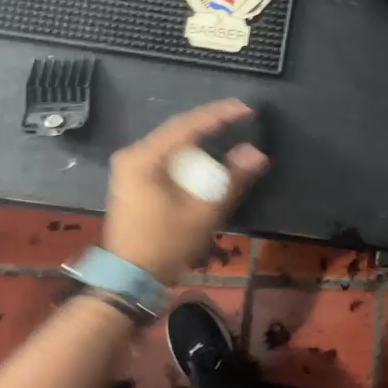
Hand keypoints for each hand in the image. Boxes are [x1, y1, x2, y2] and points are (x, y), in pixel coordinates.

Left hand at [104, 99, 268, 283]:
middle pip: (177, 131)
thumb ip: (231, 179)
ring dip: (200, 141)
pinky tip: (208, 157)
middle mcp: (133, 156)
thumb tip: (257, 153)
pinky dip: (189, 157)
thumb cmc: (166, 245)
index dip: (219, 115)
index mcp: (144, 159)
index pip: (186, 126)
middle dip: (210, 125)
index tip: (245, 108)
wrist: (131, 279)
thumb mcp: (204, 212)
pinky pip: (166, 158)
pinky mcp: (134, 182)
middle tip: (240, 117)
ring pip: (172, 145)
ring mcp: (130, 170)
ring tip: (228, 132)